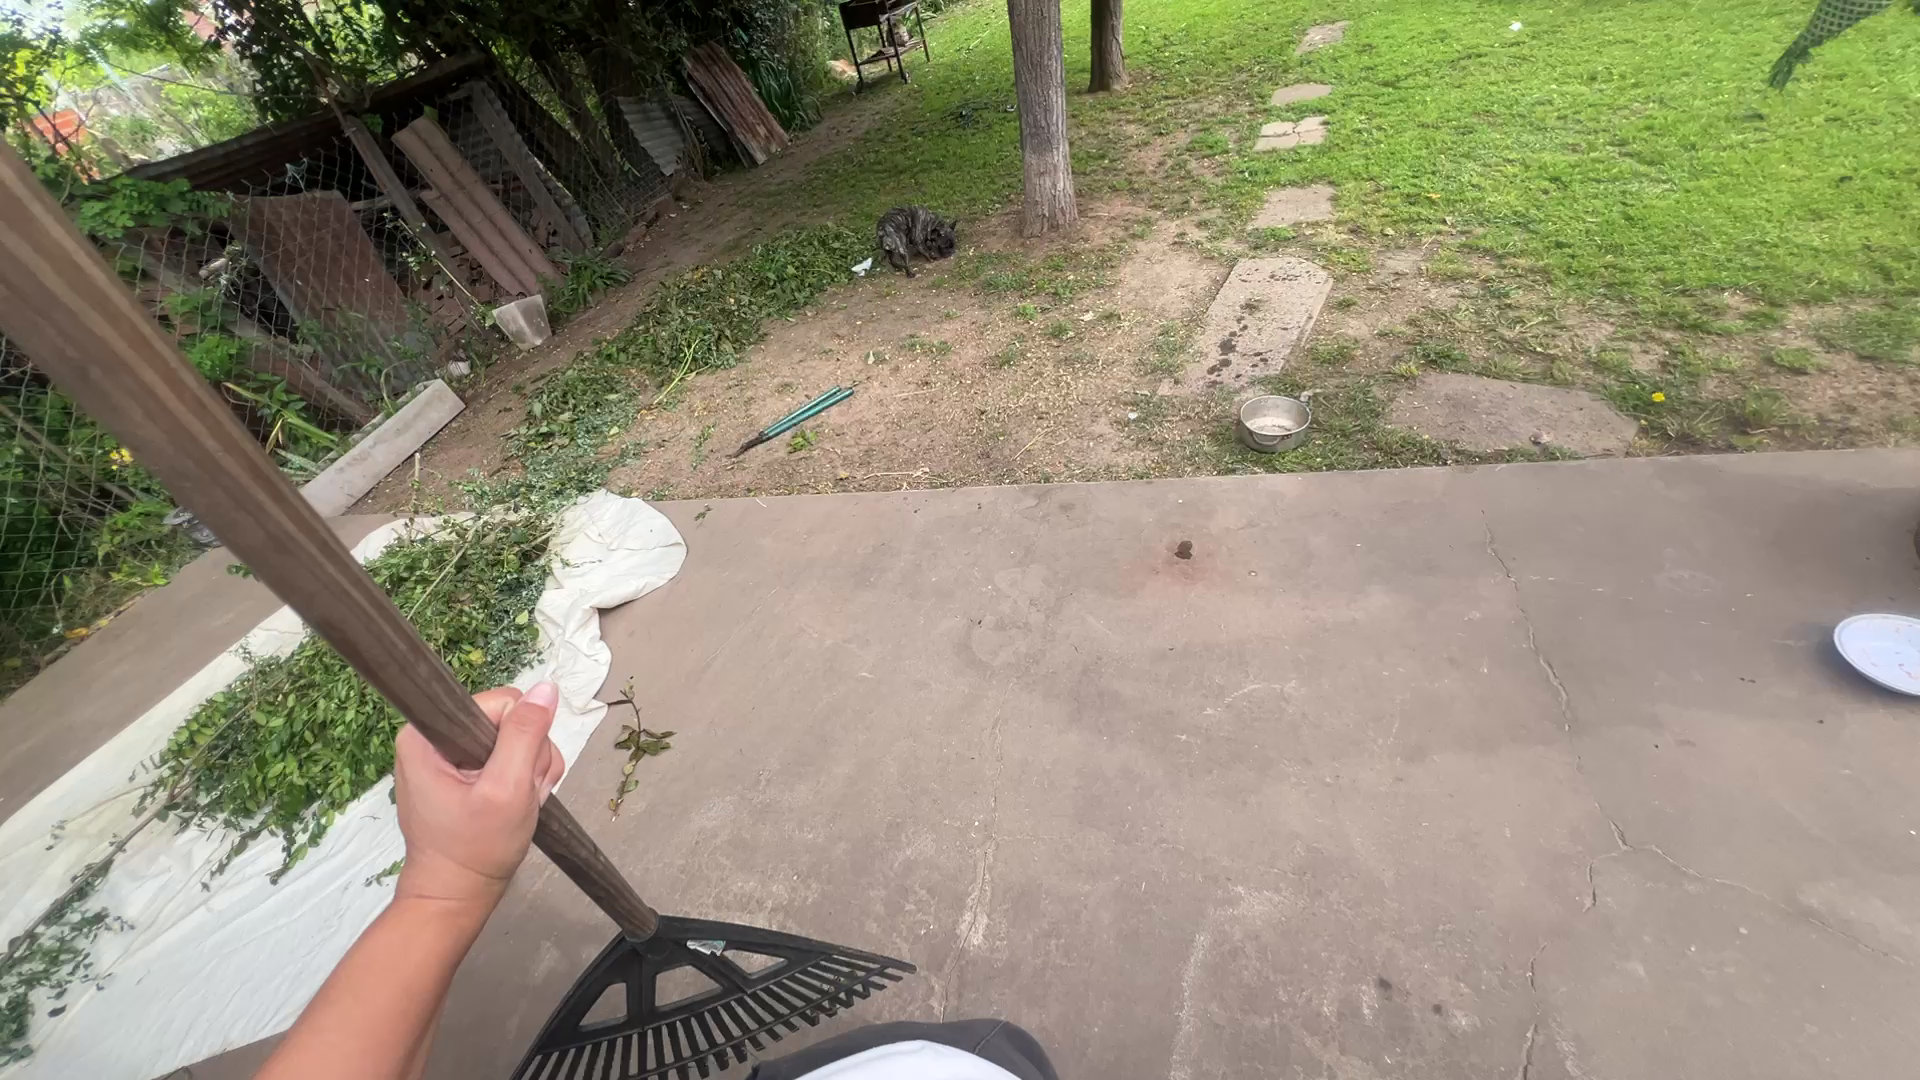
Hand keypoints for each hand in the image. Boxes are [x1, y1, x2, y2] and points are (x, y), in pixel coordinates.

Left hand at [392, 682, 564, 913]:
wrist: (460, 895)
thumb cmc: (475, 848)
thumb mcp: (507, 789)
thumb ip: (526, 735)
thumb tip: (546, 689)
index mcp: (429, 736)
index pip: (501, 703)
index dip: (521, 732)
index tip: (512, 771)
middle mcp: (439, 737)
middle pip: (514, 719)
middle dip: (530, 755)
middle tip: (518, 793)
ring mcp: (457, 754)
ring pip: (522, 738)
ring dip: (533, 770)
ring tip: (518, 802)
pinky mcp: (470, 769)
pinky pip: (517, 754)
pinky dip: (528, 778)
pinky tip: (519, 802)